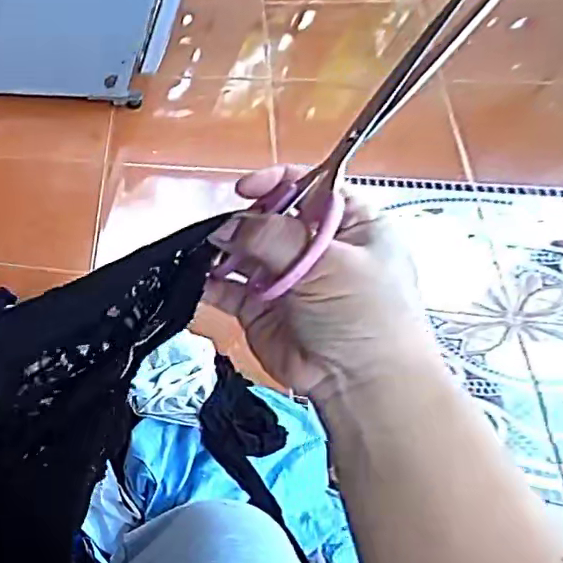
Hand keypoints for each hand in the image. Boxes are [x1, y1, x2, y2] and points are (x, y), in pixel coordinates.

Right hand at [204, 165, 442, 400]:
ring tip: (205, 255)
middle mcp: (312, 247)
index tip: (245, 190)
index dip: (276, 183)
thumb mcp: (328, 263)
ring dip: (222, 252)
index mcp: (346, 223)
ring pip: (243, 253)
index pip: (308, 187)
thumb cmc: (363, 314)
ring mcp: (282, 278)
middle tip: (223, 234)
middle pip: (267, 220)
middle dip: (242, 223)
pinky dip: (210, 283)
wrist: (357, 379)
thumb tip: (227, 225)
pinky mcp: (257, 309)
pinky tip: (199, 279)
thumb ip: (274, 239)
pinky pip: (227, 289)